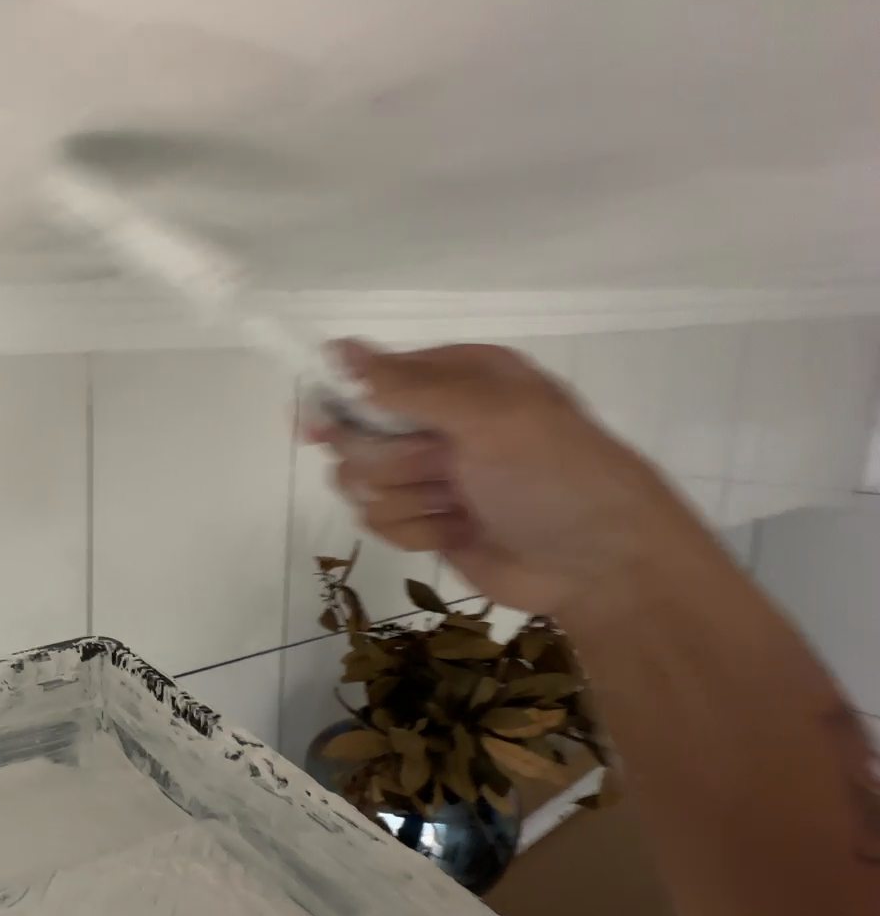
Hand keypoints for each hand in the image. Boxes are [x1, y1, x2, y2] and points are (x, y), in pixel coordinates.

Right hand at [312, 340, 704, 620]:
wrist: (601, 567)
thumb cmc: (556, 477)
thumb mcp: (489, 417)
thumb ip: (408, 385)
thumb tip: (337, 348)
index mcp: (458, 378)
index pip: (367, 378)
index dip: (341, 403)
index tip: (313, 427)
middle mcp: (436, 420)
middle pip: (351, 436)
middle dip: (389, 461)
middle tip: (440, 468)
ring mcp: (426, 472)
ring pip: (358, 483)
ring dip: (407, 500)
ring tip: (459, 505)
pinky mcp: (421, 518)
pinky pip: (375, 520)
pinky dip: (415, 530)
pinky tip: (457, 531)